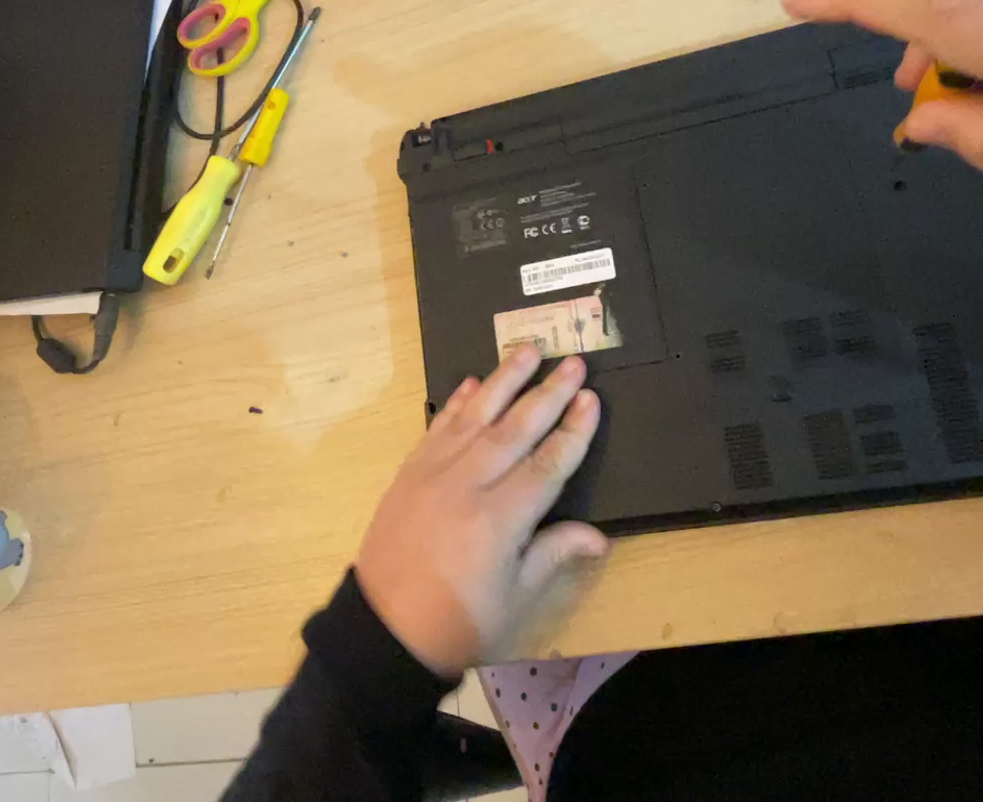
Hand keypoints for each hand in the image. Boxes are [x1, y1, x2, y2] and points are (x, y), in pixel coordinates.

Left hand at [356, 347, 606, 676]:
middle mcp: (468, 484)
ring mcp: (434, 473)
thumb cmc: (458, 623)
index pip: (547, 464)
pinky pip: (437, 427)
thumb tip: (599, 536)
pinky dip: (456, 403)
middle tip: (572, 362)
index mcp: (500, 519)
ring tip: (526, 350)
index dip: (573, 431)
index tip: (591, 399)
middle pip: (516, 429)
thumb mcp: (515, 601)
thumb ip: (553, 556)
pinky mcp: (409, 472)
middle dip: (548, 393)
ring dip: (503, 380)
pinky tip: (471, 383)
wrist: (383, 631)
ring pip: (476, 416)